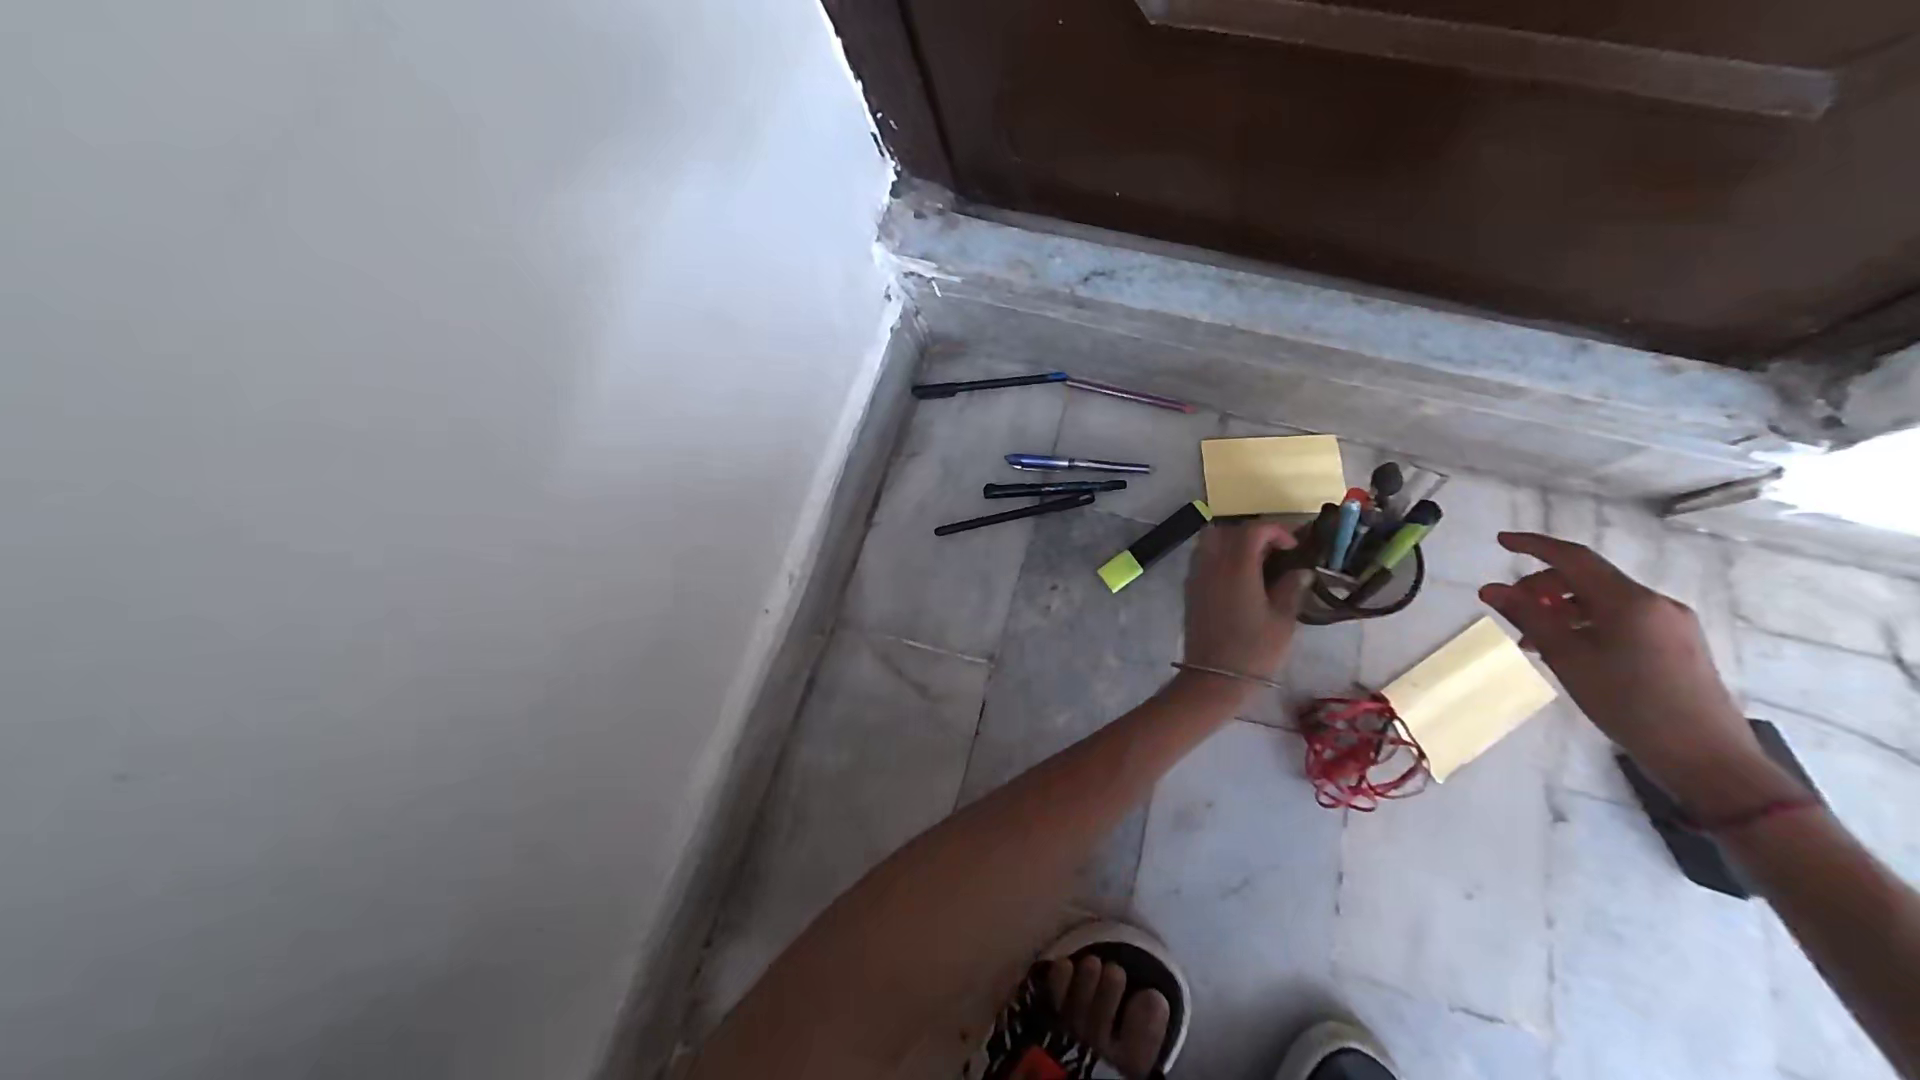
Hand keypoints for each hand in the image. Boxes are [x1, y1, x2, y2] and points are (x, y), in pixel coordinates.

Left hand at [1181, 520, 1308, 687]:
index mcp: (1237, 567)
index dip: (1276, 530)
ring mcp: (1196, 576)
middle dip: (1252, 533)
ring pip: (1208, 541)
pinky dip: (1218, 557)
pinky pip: (1201, 559)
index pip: (1253, 530)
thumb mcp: (1283, 620)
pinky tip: (1237, 578)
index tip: (1293, 547)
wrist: (1214, 677)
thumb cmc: (1254, 650)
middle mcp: (1212, 564)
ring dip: (1231, 542)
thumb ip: (1291, 589)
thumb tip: (1301, 572)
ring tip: (1254, 563)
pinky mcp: (1189, 590)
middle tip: (1273, 551)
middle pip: (1227, 530)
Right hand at [1478, 532, 1792, 814]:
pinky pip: (1619, 619)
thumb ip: (1528, 618)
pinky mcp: (1675, 644)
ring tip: (1532, 640)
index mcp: (1629, 601)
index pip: (1573, 558)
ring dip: (1560, 610)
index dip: (1533, 545)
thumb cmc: (1629, 704)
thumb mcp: (1568, 659)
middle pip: (1586, 579)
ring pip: (1601, 601)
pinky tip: (1566, 650)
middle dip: (1542, 587)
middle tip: (1510, 611)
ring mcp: (1669, 623)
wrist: (1705, 756)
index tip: (1500, 541)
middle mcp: (1653, 603)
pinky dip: (1584, 624)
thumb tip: (1491, 588)